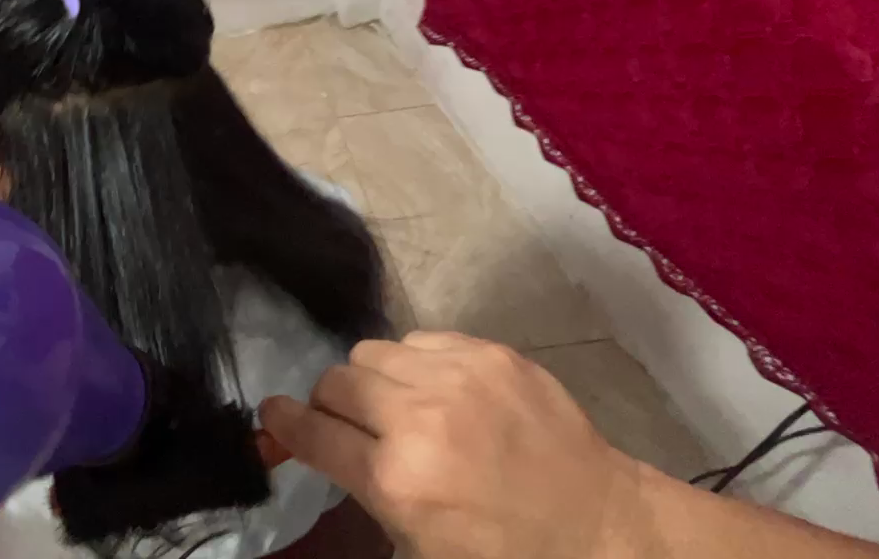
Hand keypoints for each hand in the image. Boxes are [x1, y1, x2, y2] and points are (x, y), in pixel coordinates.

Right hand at [259, 332, 651, 558]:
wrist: (607, 530)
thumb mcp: (423, 550)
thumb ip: (367, 492)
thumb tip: (324, 446)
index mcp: (399, 481)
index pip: (313, 433)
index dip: (284, 424)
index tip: (271, 416)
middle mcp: (418, 418)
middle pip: (336, 381)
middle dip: (332, 404)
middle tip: (352, 424)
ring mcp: (455, 376)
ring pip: (372, 352)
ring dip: (374, 380)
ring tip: (402, 405)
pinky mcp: (487, 353)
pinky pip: (419, 340)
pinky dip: (417, 365)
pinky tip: (444, 393)